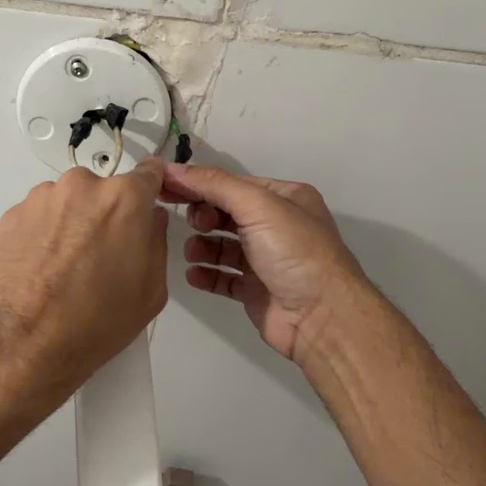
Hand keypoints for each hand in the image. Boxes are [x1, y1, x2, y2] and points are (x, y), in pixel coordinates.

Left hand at [0, 157, 169, 389]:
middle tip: (101, 255)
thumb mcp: (152, 289)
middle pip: (102, 190)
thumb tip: (150, 220)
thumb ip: (156, 242)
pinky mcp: (13, 215)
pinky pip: (39, 216)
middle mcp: (82, 186)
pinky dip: (44, 234)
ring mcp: (42, 198)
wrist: (30, 340)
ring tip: (67, 267)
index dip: (150, 188)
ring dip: (72, 223)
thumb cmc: (96, 320)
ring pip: (68, 202)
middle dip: (105, 215)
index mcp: (124, 199)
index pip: (148, 173)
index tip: (146, 202)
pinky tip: (44, 268)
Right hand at [161, 163, 371, 363]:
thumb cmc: (295, 252)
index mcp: (284, 198)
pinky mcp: (255, 290)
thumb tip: (173, 169)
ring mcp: (265, 260)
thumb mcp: (258, 206)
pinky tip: (194, 274)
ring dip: (201, 246)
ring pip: (222, 247)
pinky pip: (222, 278)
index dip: (198, 184)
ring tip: (192, 253)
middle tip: (190, 223)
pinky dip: (206, 275)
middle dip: (202, 215)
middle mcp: (276, 226)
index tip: (164, 187)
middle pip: (225, 213)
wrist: (320, 316)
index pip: (232, 184)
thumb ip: (215, 185)